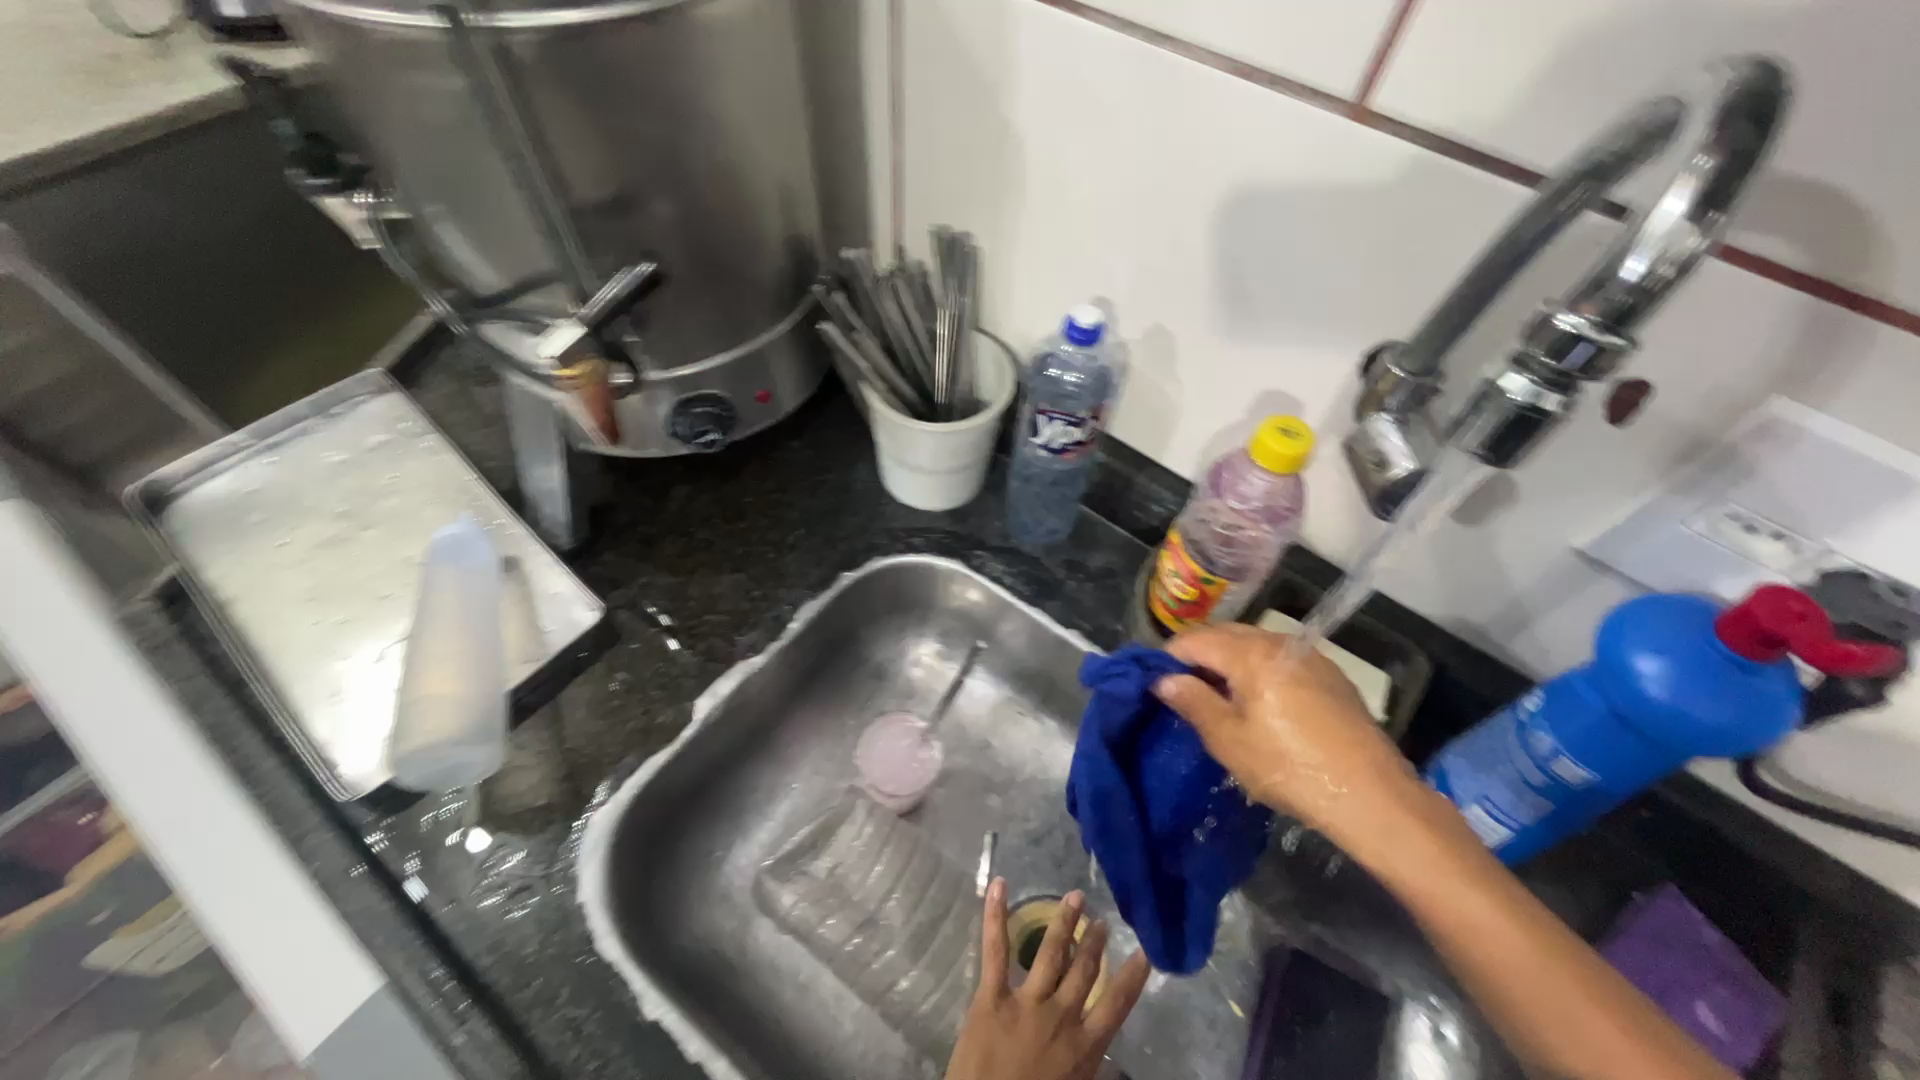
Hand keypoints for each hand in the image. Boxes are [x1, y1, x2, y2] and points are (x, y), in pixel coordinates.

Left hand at [944, 880, 1149, 1079]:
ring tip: (1074, 897)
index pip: (1116, 1003)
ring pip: (1051, 952)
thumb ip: (1091, 1066)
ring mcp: (1027, 1003)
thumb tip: (1114, 1060)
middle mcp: (1061, 1017)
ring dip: (1064, 922)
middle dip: (1095, 942)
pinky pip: (995, 950)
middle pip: (1084, 971)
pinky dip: (996, 915)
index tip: (1145, 951)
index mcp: (1084, 1046)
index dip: (1133, 976)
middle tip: (1102, 919)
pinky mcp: (991, 997)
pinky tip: (1000, 886)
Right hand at [1153, 625, 1422, 843]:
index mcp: (1250, 653)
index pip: (1194, 640)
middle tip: (1181, 692)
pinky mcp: (1331, 676)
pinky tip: (1258, 702)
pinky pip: (1280, 659)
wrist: (1371, 795)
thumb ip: (1193, 702)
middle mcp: (1280, 642)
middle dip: (1198, 656)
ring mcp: (1310, 656)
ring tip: (1217, 698)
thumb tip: (1163, 679)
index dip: (1168, 658)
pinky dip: (1258, 670)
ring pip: (1254, 645)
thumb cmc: (1289, 769)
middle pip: (1225, 635)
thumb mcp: (1229, 741)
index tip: (1154, 684)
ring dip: (1229, 662)